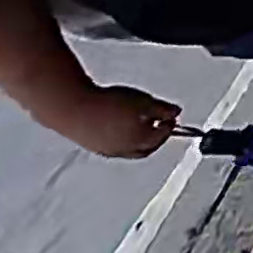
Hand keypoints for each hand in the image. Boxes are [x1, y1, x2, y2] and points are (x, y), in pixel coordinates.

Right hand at [42, 85, 179, 158]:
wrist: (76, 110)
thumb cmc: (110, 105)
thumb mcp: (144, 102)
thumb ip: (163, 109)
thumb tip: (176, 113)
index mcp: (140, 141)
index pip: (162, 138)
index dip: (169, 126)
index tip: (172, 116)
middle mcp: (126, 151)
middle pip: (148, 147)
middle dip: (158, 136)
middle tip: (162, 123)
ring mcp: (109, 151)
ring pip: (132, 148)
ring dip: (142, 138)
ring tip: (144, 122)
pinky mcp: (96, 147)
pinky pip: (118, 147)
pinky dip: (127, 139)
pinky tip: (124, 126)